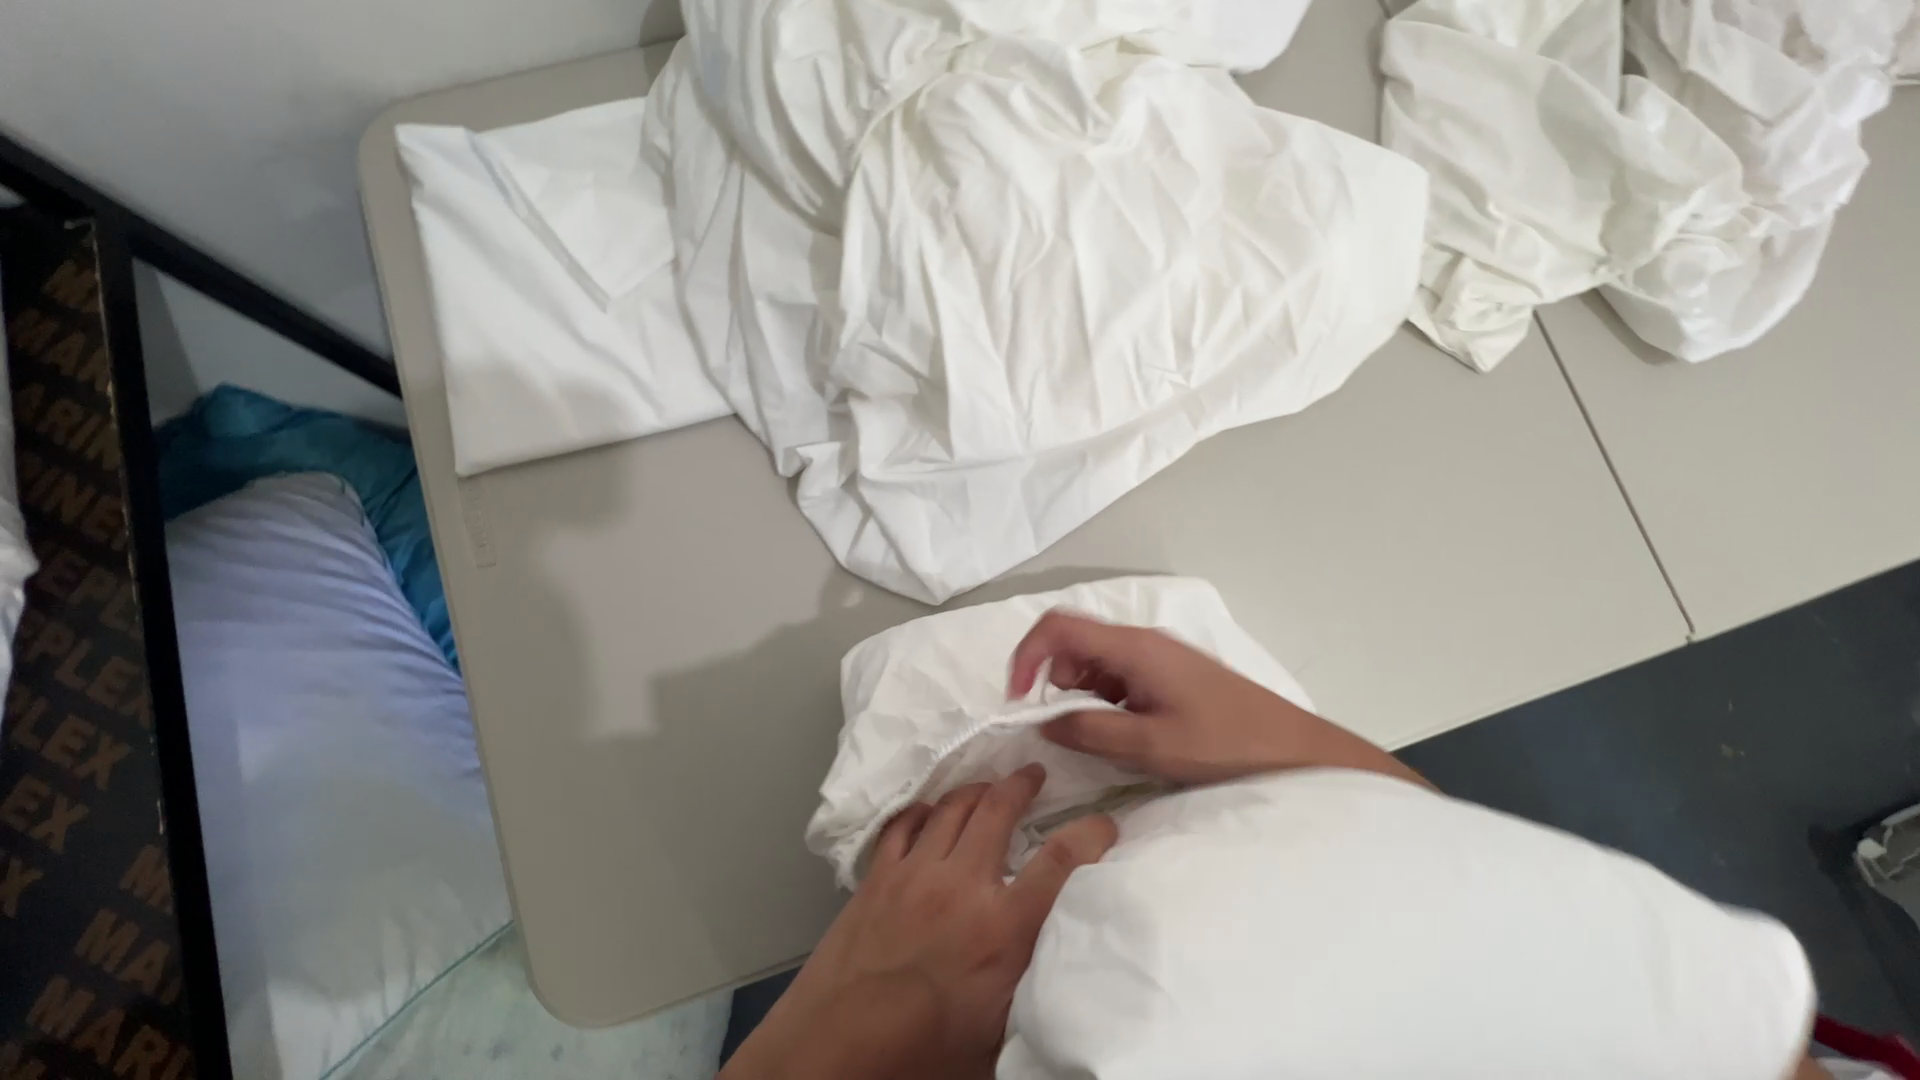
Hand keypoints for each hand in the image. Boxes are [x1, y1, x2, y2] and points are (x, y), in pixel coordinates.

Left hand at [721, 764, 1117, 1079]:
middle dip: (1021, 784)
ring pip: (951, 807)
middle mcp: (962, 886)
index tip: (1104, 824)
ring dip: (975, 790)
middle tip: (1033, 774)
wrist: (840, 1044)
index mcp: (1003, 929)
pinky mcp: (879, 876)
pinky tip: (930, 811)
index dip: (1089, 834)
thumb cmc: (925, 1051)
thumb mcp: (1001, 1031)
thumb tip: (1058, 967)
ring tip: (988, 785)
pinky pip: (904, 824)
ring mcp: (915, 874)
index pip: (1060, 863)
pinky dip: (922, 811)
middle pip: (998, 810)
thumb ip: (1032, 983)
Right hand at [1008, 610, 1428, 788]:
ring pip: (1093, 662)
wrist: (1294, 750)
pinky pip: (1116, 678)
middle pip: (1073, 643)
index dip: (1026, 655)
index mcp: (1134, 648)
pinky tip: (1126, 732)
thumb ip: (1090, 731)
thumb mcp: (1150, 745)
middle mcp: (1141, 642)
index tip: (1015, 700)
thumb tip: (1044, 722)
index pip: (1058, 627)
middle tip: (1070, 727)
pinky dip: (1104, 701)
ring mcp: (1156, 657)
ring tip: (1103, 735)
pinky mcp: (1167, 674)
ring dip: (1080, 695)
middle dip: (1054, 682)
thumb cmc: (1225, 744)